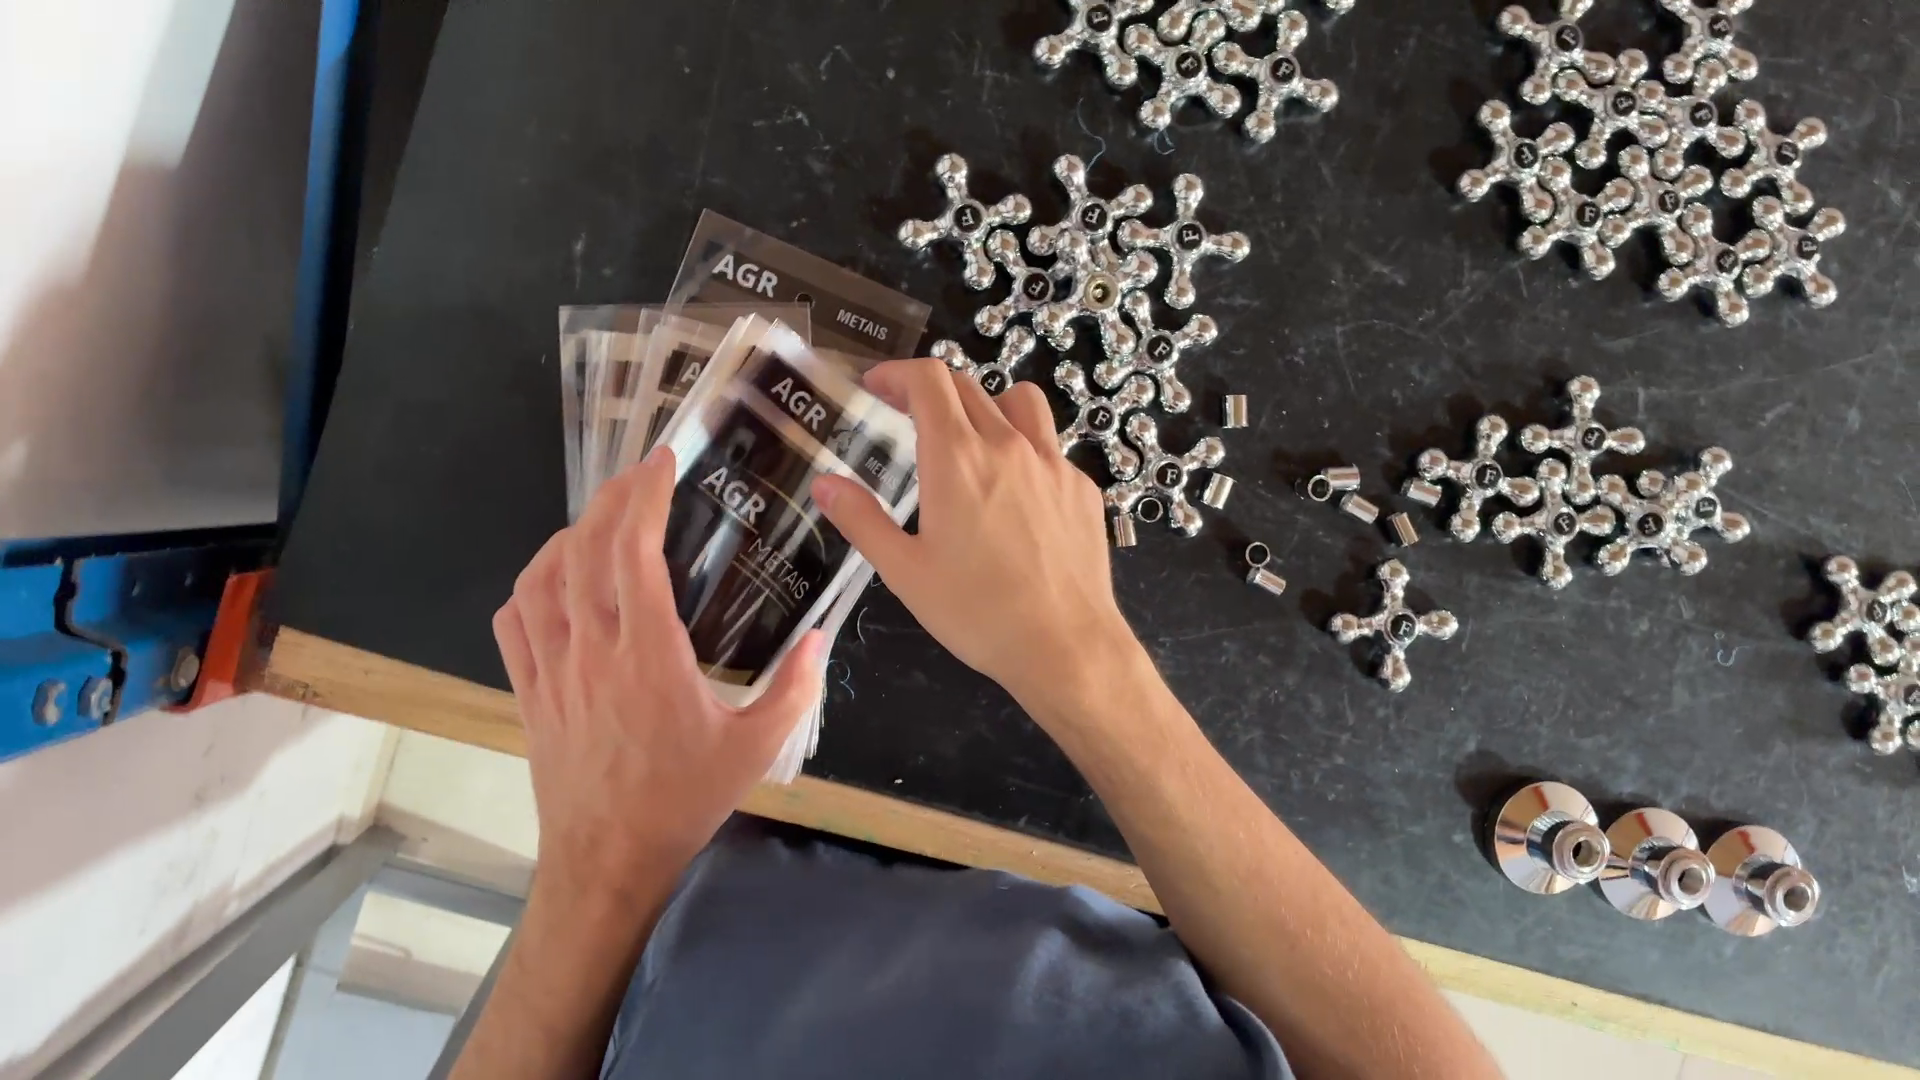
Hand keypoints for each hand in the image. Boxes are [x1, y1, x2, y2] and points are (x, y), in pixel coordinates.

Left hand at [493, 447, 823, 901]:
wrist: (608, 860)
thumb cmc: (684, 799)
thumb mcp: (757, 747)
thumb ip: (795, 688)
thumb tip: (819, 637)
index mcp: (649, 655)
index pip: (634, 555)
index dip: (645, 499)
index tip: (664, 463)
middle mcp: (592, 650)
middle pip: (586, 552)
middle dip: (613, 500)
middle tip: (643, 472)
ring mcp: (552, 671)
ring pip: (541, 580)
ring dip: (569, 535)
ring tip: (602, 517)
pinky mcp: (530, 693)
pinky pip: (513, 623)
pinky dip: (528, 584)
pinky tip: (552, 577)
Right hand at [811, 359, 1139, 717]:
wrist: (1065, 646)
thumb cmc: (977, 613)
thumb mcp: (905, 572)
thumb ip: (862, 520)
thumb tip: (825, 484)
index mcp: (958, 459)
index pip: (929, 380)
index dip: (898, 373)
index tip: (876, 387)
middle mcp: (1008, 446)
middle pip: (968, 386)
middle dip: (930, 390)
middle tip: (905, 416)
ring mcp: (1052, 464)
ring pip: (1019, 401)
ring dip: (985, 404)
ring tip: (968, 437)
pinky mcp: (1082, 487)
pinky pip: (1049, 445)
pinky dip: (1024, 446)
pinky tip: (1015, 490)